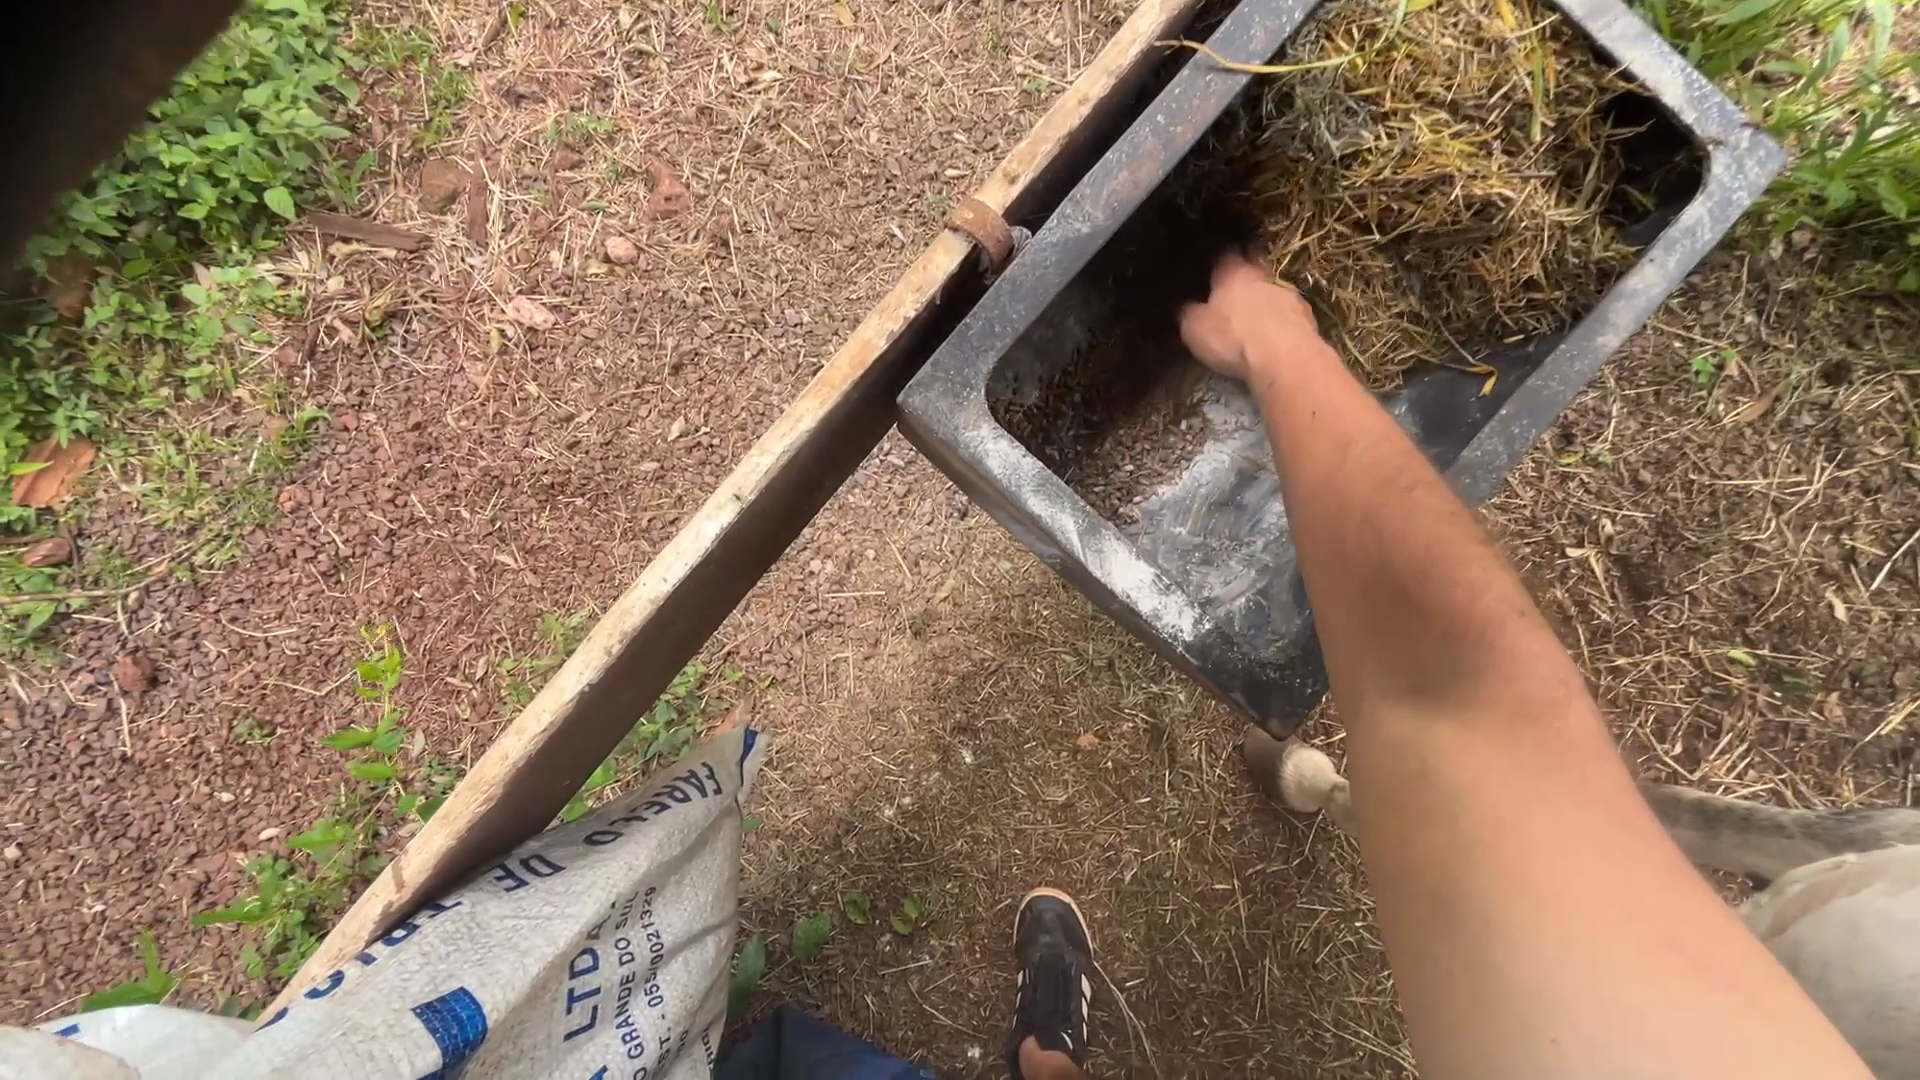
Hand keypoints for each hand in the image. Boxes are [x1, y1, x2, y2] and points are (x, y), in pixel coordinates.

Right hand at [1178, 254, 1327, 381]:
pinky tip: (1272, 339)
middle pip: (1253, 270)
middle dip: (1244, 278)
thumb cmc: (1232, 337)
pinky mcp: (1306, 318)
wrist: (1284, 358)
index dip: (1220, 256)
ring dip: (1263, 303)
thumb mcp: (1194, 329)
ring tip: (1253, 321)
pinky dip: (1279, 323)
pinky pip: (1287, 316)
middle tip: (1233, 291)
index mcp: (1233, 273)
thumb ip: (1188, 313)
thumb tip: (1185, 306)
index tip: (1214, 260)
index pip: (1226, 254)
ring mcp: (1288, 296)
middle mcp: (1263, 277)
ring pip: (1271, 293)